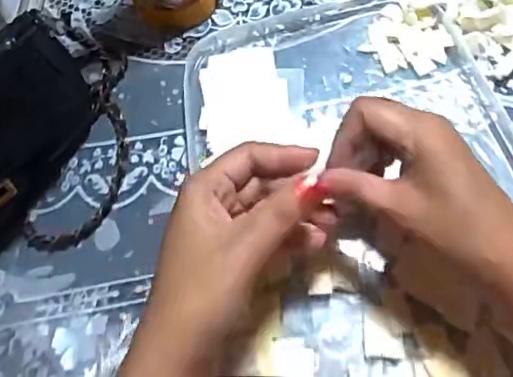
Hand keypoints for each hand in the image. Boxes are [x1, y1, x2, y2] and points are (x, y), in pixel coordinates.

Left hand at [122, 143, 326, 374]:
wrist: (177, 359)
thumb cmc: (204, 293)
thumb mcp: (245, 248)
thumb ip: (280, 212)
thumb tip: (316, 179)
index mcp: (205, 188)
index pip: (249, 157)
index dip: (284, 155)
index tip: (322, 159)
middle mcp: (213, 203)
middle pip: (260, 183)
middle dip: (296, 190)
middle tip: (335, 198)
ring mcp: (222, 233)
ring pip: (265, 212)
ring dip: (297, 215)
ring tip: (333, 223)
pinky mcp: (232, 260)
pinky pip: (264, 237)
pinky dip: (289, 238)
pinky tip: (316, 242)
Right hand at [318, 96, 512, 334]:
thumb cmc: (458, 232)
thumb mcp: (401, 209)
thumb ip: (357, 188)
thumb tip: (320, 179)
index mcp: (418, 126)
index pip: (362, 110)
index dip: (342, 138)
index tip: (335, 175)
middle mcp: (427, 121)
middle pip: (373, 117)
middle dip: (352, 147)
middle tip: (343, 186)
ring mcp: (437, 137)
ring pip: (385, 131)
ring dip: (366, 156)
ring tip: (360, 191)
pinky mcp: (443, 155)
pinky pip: (402, 144)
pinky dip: (384, 162)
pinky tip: (382, 190)